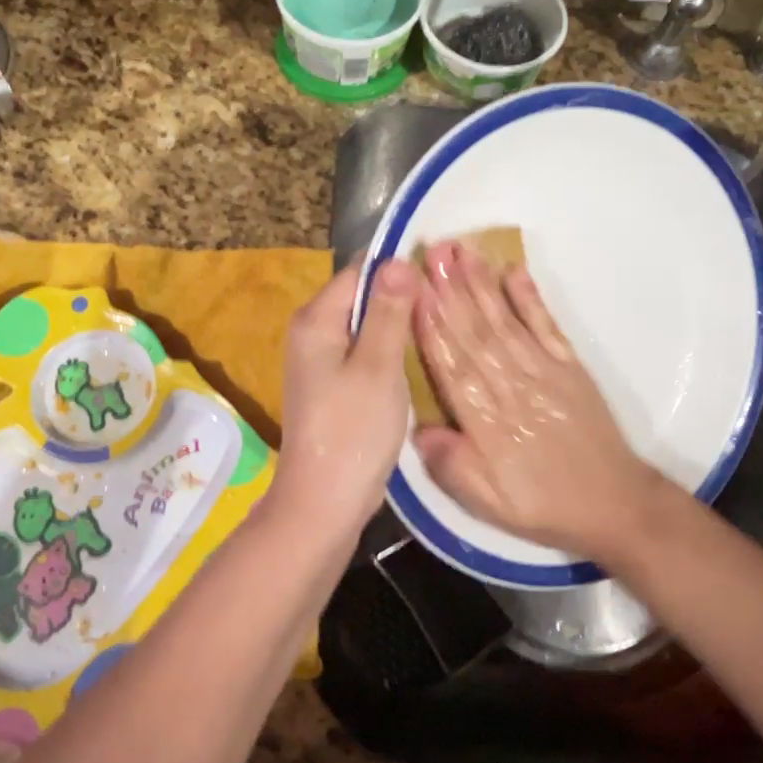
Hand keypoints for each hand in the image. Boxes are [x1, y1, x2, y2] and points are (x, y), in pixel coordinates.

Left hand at [270, 257, 422, 531]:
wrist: (323, 503)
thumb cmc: (352, 431)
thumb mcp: (378, 367)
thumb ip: (388, 312)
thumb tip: (398, 259)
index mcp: (316, 320)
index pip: (359, 272)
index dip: (398, 268)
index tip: (442, 272)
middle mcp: (312, 333)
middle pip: (362, 297)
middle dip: (401, 297)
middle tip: (450, 301)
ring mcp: (320, 362)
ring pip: (366, 327)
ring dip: (398, 326)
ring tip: (442, 326)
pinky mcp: (333, 387)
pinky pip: (364, 354)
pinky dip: (389, 353)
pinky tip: (418, 361)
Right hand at [412, 241, 675, 559]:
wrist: (614, 505)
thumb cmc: (541, 504)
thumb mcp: (487, 502)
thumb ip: (451, 465)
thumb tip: (418, 429)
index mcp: (486, 419)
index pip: (451, 363)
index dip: (430, 325)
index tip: (413, 289)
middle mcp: (512, 386)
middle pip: (475, 331)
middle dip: (450, 289)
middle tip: (431, 250)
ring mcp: (543, 372)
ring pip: (504, 321)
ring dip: (481, 284)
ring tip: (461, 249)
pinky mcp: (569, 366)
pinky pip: (546, 326)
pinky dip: (530, 297)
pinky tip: (513, 270)